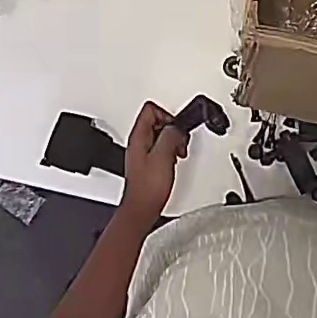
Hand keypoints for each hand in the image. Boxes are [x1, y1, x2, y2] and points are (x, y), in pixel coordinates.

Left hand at [120, 102, 187, 221]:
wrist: (143, 208)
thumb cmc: (149, 187)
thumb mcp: (164, 156)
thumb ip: (170, 136)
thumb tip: (175, 128)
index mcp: (139, 137)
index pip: (150, 110)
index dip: (167, 115)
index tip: (175, 128)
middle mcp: (138, 143)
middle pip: (156, 120)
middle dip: (171, 128)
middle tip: (178, 140)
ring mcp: (142, 152)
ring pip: (159, 134)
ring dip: (172, 140)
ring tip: (177, 151)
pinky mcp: (148, 162)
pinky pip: (160, 147)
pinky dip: (170, 150)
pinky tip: (173, 160)